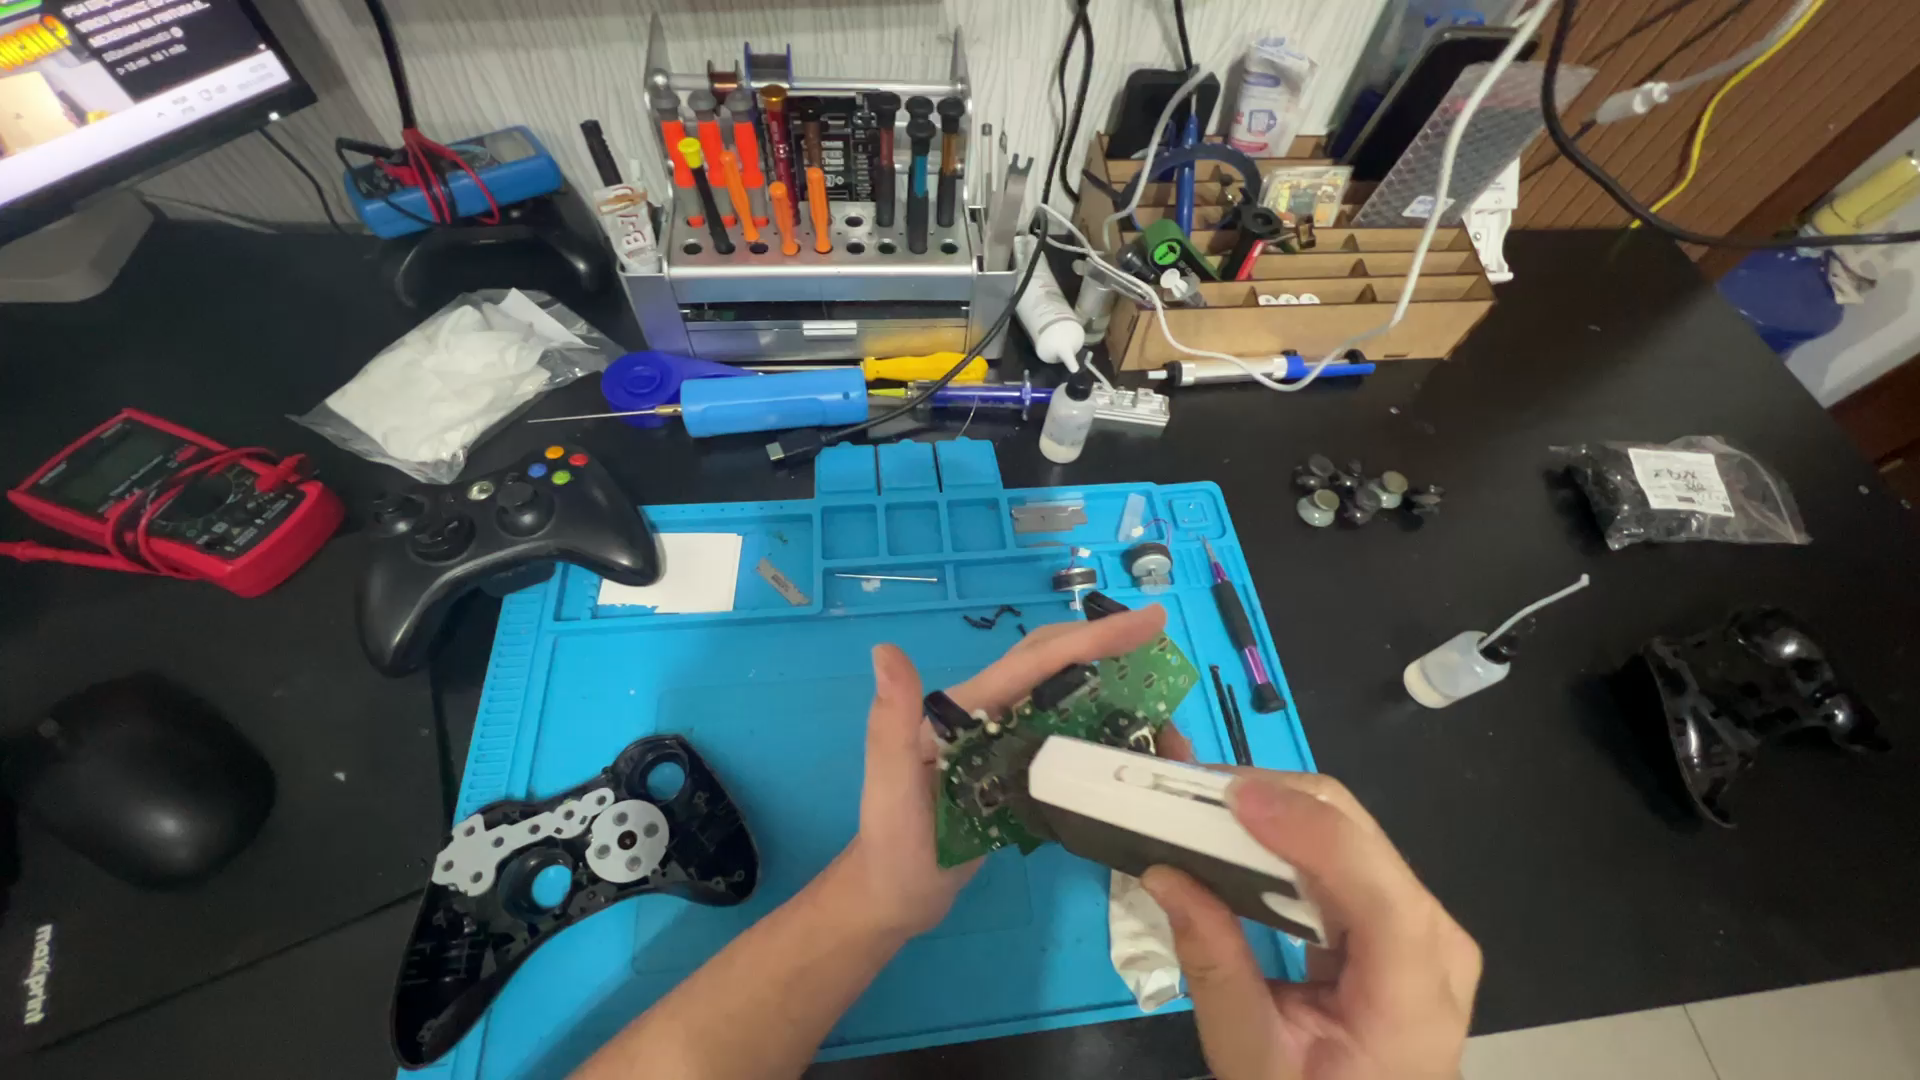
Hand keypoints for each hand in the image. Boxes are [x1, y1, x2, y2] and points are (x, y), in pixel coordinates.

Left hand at [841, 604, 1169, 937]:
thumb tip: (885, 651)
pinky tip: (1135, 755)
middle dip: (1111, 653)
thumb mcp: (888, 784)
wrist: (894, 896)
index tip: (1151, 623)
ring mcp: (1007, 743)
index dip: (1093, 639)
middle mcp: (990, 713)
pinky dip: (1105, 739)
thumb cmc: (891, 845)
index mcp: (965, 706)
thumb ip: (890, 722)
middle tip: (1167, 658)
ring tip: (1170, 731)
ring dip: (1117, 700)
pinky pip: (1068, 743)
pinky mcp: (1020, 773)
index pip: (1036, 663)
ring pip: (1069, 701)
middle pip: (1055, 666)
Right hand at [1141, 769, 1480, 1079]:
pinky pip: (1334, 838)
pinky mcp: (1390, 901)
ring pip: (1342, 820)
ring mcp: (1415, 912)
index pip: (1378, 894)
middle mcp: (1431, 935)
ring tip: (1199, 801)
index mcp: (1414, 995)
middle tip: (1188, 793)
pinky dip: (1278, 819)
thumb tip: (1163, 873)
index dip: (1309, 832)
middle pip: (1354, 832)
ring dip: (1268, 801)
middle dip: (1269, 798)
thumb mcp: (1252, 1054)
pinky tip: (1235, 818)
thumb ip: (1213, 964)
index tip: (1234, 799)